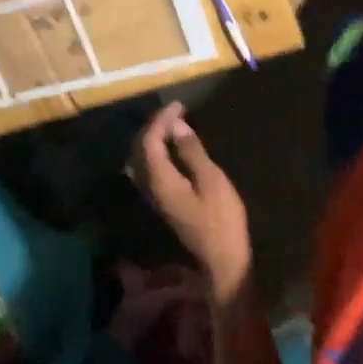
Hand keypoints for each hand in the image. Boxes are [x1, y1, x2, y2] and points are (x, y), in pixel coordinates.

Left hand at [129, 102, 251, 301]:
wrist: (222, 257)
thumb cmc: (222, 218)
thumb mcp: (212, 180)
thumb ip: (192, 152)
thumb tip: (177, 127)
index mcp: (160, 180)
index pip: (149, 141)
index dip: (161, 120)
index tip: (180, 106)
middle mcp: (149, 187)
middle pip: (140, 150)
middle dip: (154, 127)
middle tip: (175, 112)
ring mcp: (153, 197)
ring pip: (140, 160)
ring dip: (151, 139)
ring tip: (170, 127)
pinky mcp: (161, 202)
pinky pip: (147, 170)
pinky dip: (154, 153)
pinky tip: (167, 150)